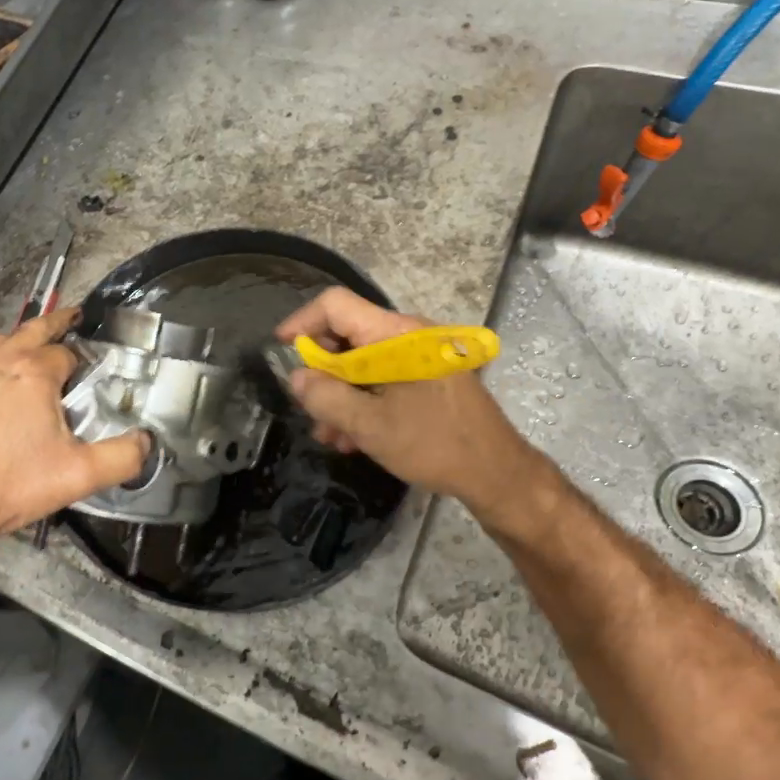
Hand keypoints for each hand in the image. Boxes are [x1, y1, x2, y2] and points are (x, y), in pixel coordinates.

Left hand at [0, 308, 148, 551]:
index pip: (66, 353)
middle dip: (55, 324)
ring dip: (18, 341)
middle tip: (71, 318)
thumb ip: (122, 457)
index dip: (81, 361)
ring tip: (31, 352)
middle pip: (31, 330)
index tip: (88, 373)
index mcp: (31, 373)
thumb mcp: (80, 476)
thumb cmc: (12, 487)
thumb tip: (146, 443)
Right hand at [275, 288, 552, 521]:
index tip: (281, 349)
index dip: (302, 322)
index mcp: (396, 334)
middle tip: (306, 404)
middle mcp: (408, 335)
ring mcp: (420, 356)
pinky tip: (352, 436)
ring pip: (363, 362)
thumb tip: (297, 377)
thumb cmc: (436, 444)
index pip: (336, 305)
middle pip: (347, 334)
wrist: (498, 474)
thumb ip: (327, 397)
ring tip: (327, 433)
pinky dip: (363, 400)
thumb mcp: (371, 426)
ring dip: (340, 393)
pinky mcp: (428, 378)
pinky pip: (383, 377)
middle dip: (321, 370)